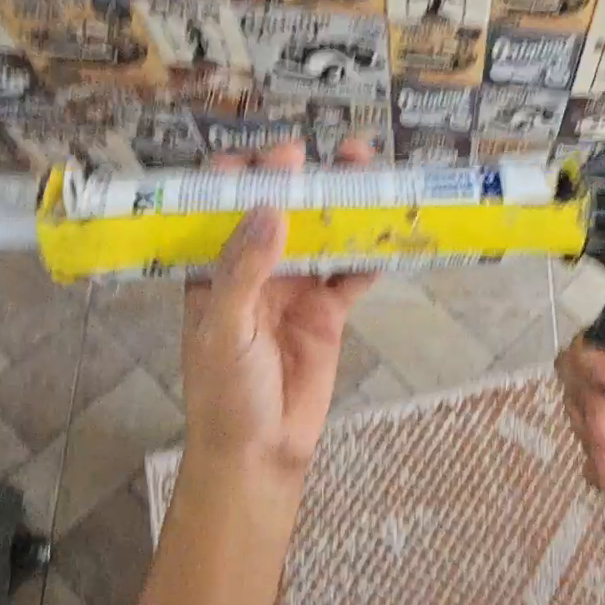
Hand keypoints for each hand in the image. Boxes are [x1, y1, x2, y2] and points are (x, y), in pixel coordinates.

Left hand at [180, 140, 376, 482]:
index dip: (239, 178)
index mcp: (215, 269)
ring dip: (341, 205)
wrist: (262, 450)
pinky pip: (352, 273)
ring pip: (321, 234)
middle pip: (280, 211)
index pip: (222, 209)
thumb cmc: (225, 393)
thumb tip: (270, 208)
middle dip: (300, 180)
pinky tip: (389, 227)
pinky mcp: (330, 311)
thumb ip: (245, 270)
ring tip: (366, 170)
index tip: (265, 157)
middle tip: (324, 154)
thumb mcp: (224, 329)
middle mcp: (257, 270)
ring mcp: (296, 288)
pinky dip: (370, 251)